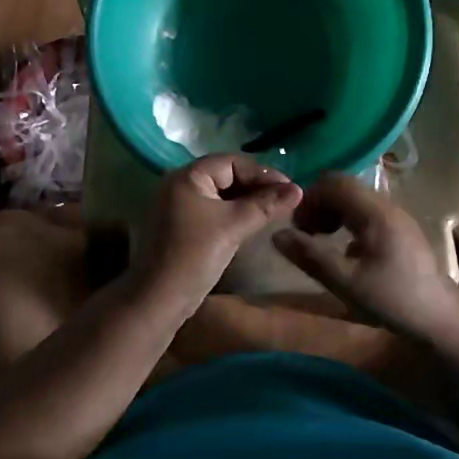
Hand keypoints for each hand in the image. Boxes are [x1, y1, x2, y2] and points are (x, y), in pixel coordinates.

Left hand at [129, 155, 302, 306]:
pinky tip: (252, 222)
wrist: (160, 296)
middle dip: (256, 186)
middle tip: (286, 200)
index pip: (231, 162)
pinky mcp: (180, 225)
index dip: (263, 173)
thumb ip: (265, 205)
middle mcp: (179, 184)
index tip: (290, 189)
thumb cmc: (195, 255)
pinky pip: (211, 209)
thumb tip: (298, 190)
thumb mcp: (234, 226)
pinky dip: (232, 212)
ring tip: (274, 211)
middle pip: (225, 175)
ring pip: (219, 194)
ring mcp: (177, 205)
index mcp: (187, 176)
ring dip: (246, 200)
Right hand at [272, 173, 458, 336]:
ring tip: (318, 240)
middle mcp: (386, 207)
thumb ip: (310, 256)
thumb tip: (276, 235)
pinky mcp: (397, 229)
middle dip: (317, 204)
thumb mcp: (346, 282)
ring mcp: (394, 217)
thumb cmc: (393, 300)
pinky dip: (344, 221)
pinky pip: (363, 211)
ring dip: (329, 212)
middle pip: (342, 187)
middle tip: (304, 234)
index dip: (309, 197)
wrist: (441, 319)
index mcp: (375, 213)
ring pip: (352, 198)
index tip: (297, 226)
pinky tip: (341, 249)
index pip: (334, 182)